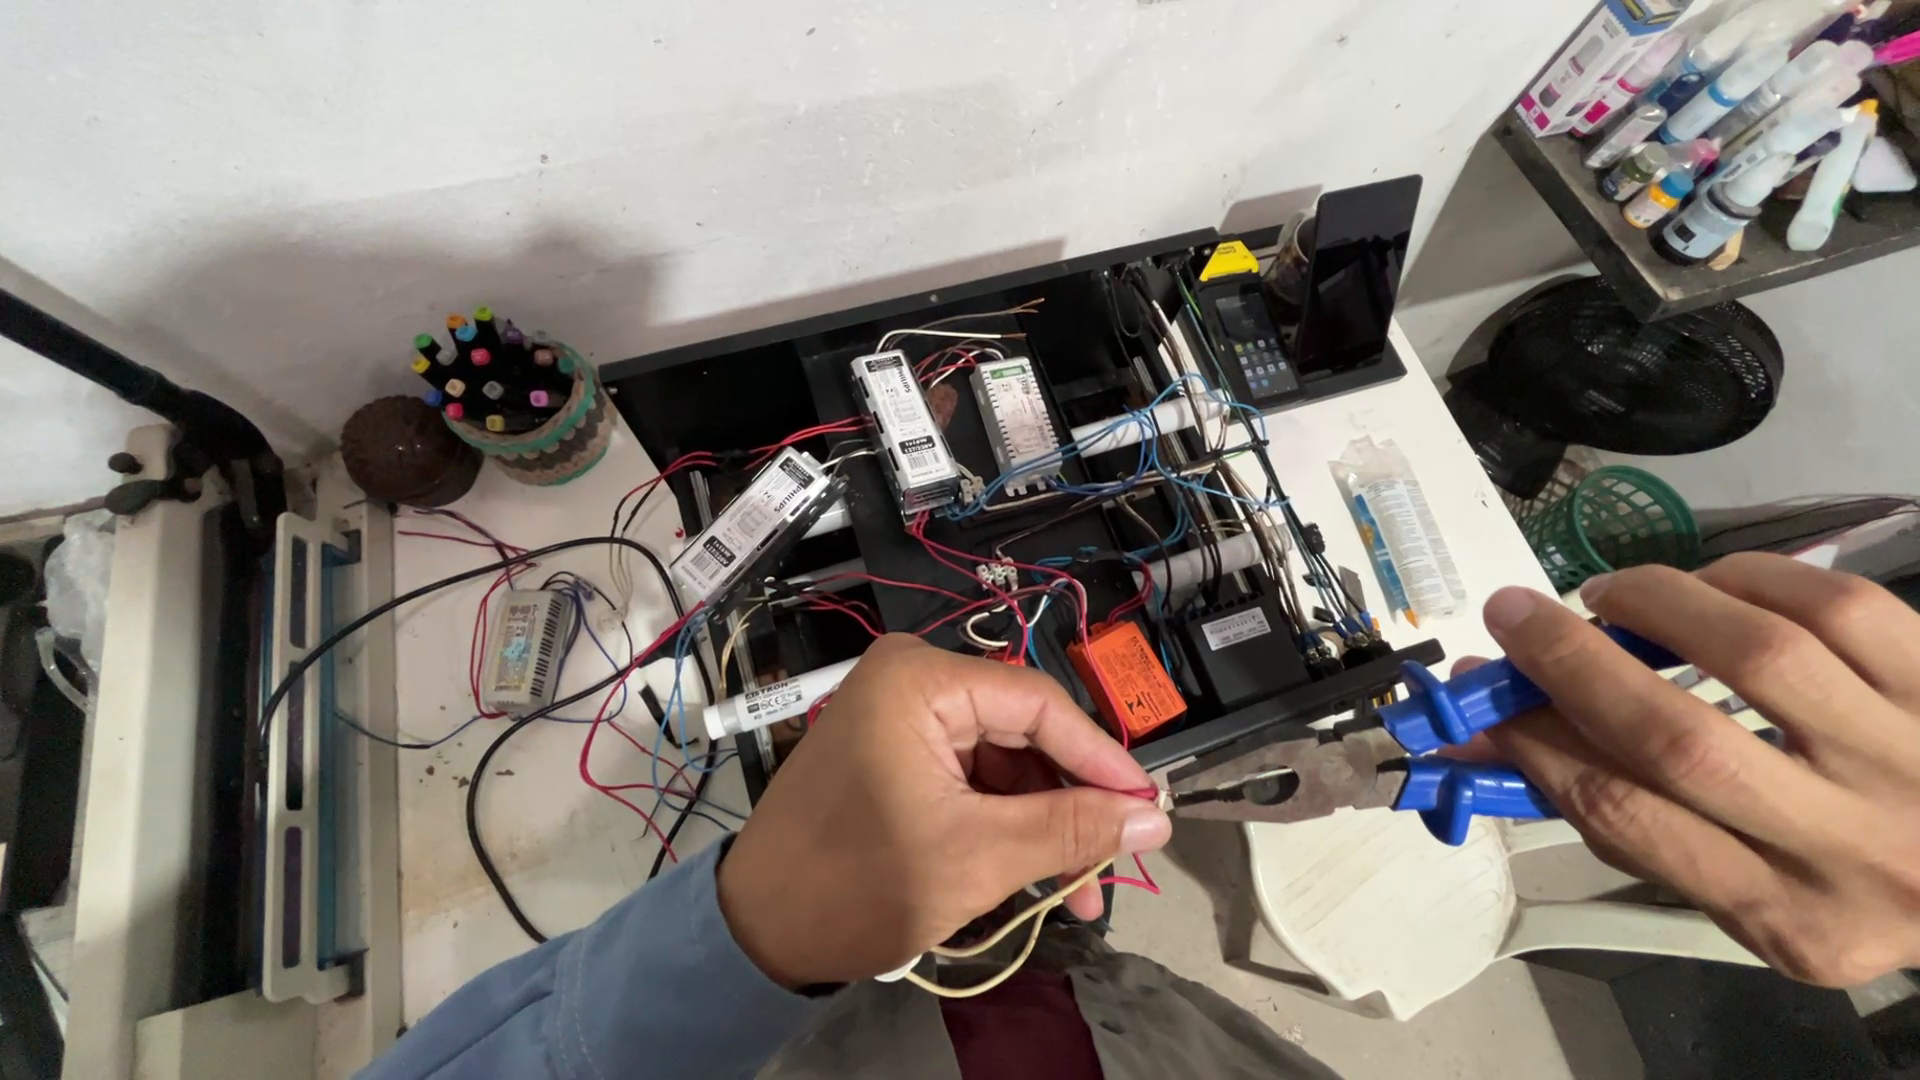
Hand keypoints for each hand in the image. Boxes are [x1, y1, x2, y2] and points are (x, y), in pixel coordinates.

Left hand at [715, 634, 1171, 988]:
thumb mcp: (978, 857)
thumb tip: (1154, 817)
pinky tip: (1036, 873)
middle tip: (1114, 861)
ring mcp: (902, 714)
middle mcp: (912, 678)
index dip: (1099, 757)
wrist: (756, 931)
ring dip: (1042, 822)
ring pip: (1002, 760)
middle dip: (1069, 801)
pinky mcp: (898, 749)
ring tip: (1078, 892)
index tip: (1147, 808)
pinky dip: (1005, 822)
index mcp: (920, 678)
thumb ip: (1071, 829)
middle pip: (1022, 732)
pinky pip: (971, 775)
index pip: (1037, 702)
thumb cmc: (858, 885)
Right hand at [1477, 553, 1919, 986]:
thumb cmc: (1824, 870)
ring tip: (1610, 595)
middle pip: (1679, 739)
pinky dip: (1744, 578)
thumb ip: (1584, 796)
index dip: (1527, 736)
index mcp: (1786, 918)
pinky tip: (1711, 588)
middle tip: (1511, 612)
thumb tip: (1462, 729)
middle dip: (1568, 660)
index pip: (1618, 811)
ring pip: (1760, 653)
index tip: (1482, 686)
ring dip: (1651, 603)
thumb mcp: (1710, 868)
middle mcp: (1864, 856)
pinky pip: (1839, 605)